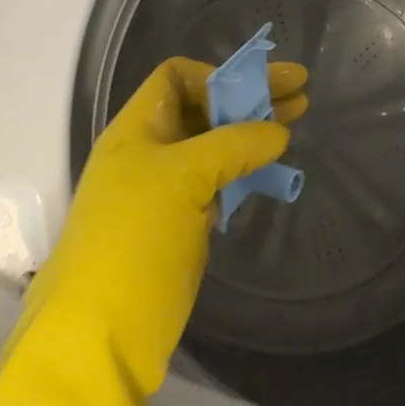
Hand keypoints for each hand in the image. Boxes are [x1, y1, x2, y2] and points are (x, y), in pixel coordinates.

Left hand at [23, 57, 308, 391]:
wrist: (102, 330)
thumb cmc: (135, 239)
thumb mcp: (182, 177)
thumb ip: (233, 145)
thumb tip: (278, 132)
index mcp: (137, 129)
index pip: (177, 78)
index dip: (219, 75)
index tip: (262, 88)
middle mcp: (149, 152)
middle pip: (202, 109)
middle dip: (249, 97)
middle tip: (302, 93)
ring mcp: (165, 191)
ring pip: (214, 147)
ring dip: (253, 133)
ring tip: (298, 123)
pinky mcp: (182, 225)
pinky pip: (217, 183)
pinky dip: (245, 171)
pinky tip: (273, 170)